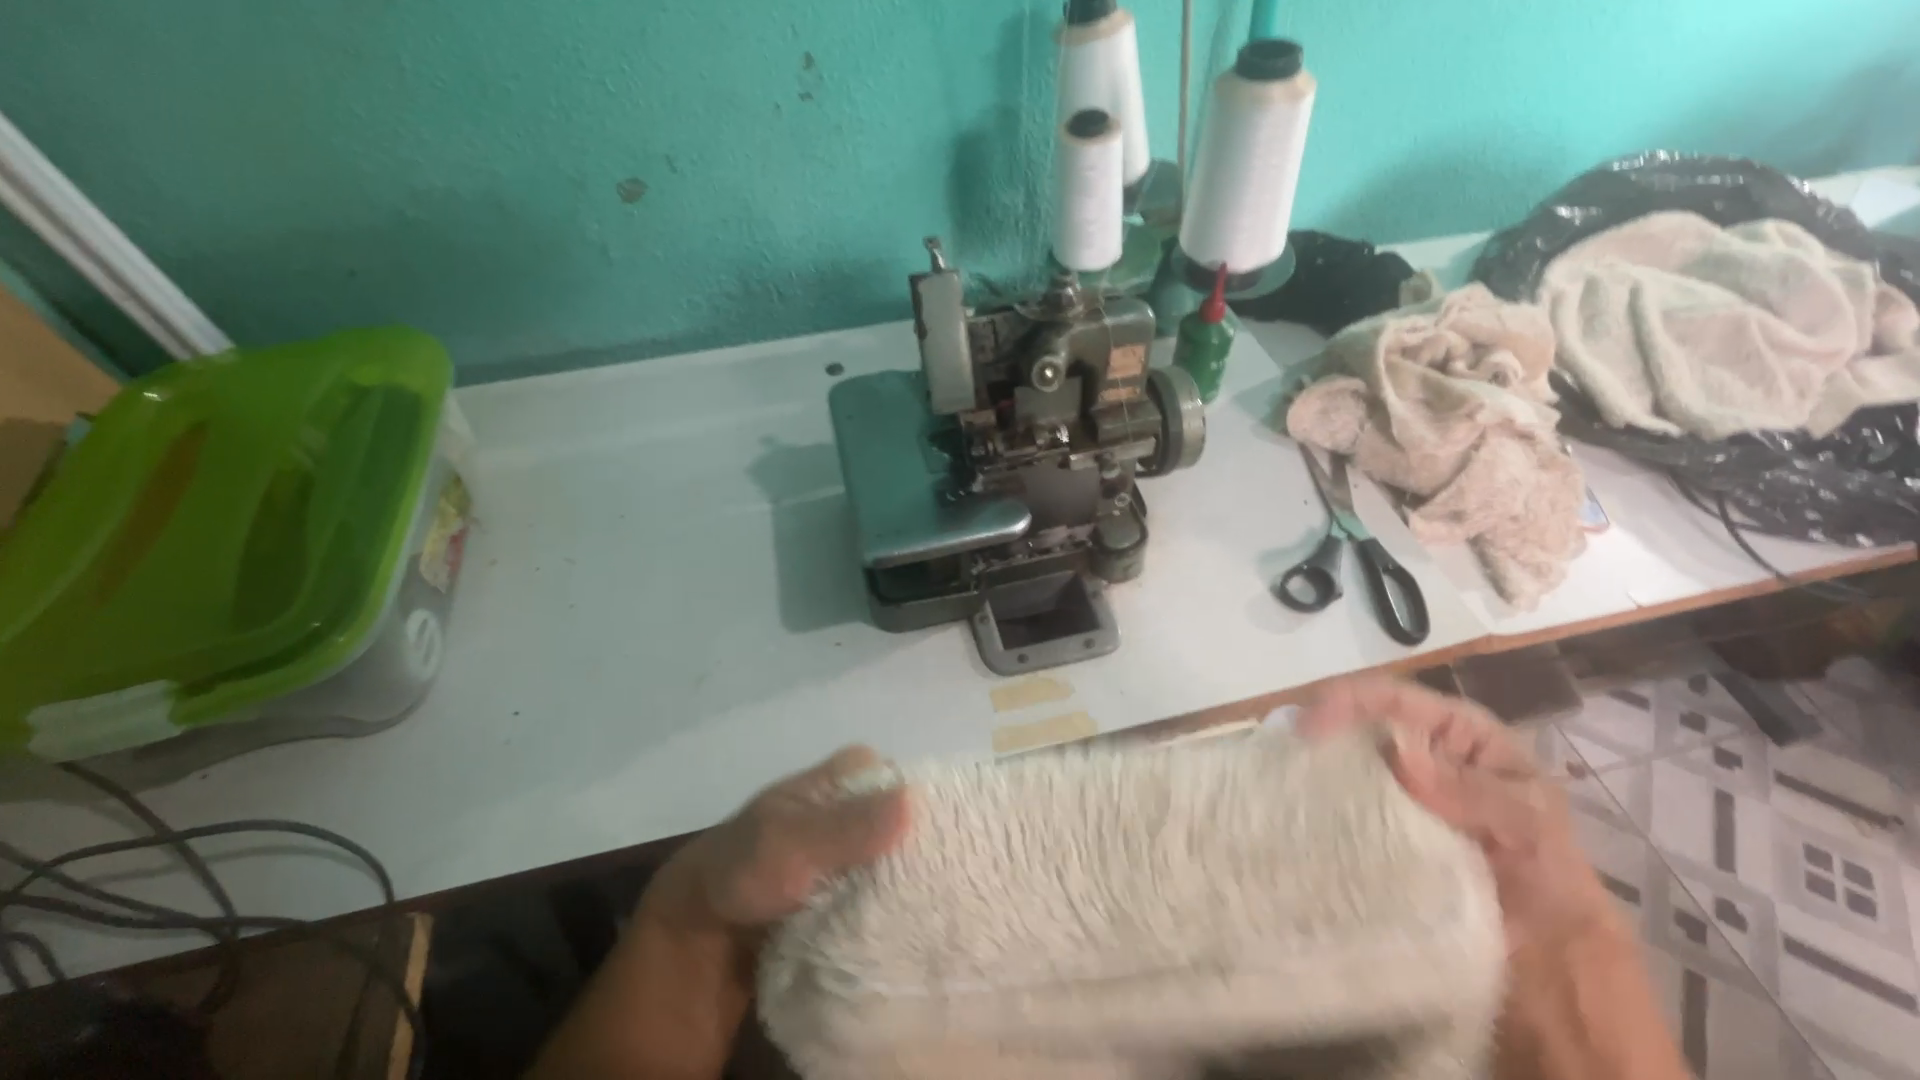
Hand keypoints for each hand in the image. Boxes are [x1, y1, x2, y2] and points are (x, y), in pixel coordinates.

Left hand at [643, 746, 912, 940]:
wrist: (705, 924)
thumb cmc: (743, 868)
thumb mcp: (790, 843)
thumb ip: (847, 826)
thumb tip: (911, 801)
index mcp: (846, 773)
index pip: (908, 781)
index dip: (926, 813)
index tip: (937, 853)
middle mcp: (858, 801)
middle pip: (910, 819)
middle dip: (922, 852)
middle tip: (935, 891)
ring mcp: (856, 842)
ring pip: (902, 854)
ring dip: (909, 881)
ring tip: (925, 912)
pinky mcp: (854, 879)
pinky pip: (889, 884)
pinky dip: (894, 901)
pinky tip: (905, 922)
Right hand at [1297, 676, 1616, 951]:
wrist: (1548, 954)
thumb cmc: (1547, 876)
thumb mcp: (1528, 825)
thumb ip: (1473, 790)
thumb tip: (1400, 753)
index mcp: (1461, 735)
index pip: (1398, 701)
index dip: (1351, 702)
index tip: (1309, 728)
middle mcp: (1423, 754)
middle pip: (1362, 725)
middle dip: (1323, 733)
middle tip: (1284, 754)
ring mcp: (1398, 792)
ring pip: (1348, 765)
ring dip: (1317, 771)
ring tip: (1281, 785)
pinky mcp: (1382, 830)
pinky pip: (1347, 810)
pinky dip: (1323, 811)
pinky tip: (1298, 818)